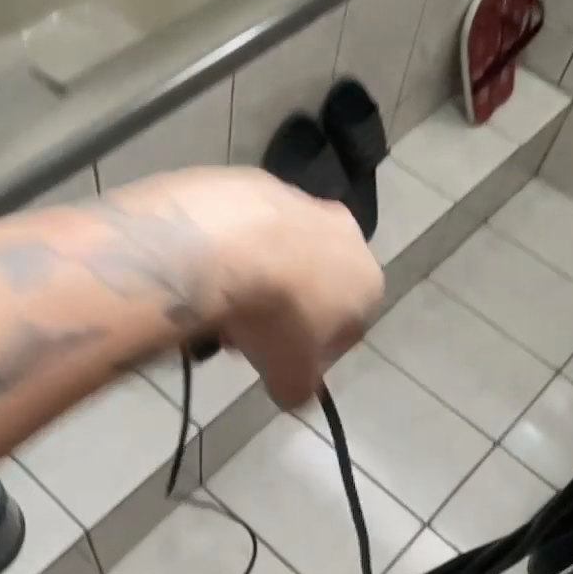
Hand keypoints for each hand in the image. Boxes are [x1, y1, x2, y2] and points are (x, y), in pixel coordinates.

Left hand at [167, 168, 382, 405]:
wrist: (227, 245)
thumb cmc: (276, 318)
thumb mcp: (291, 378)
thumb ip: (299, 389)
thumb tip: (293, 392)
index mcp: (367, 281)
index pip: (349, 330)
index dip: (312, 353)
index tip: (278, 363)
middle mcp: (345, 234)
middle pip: (314, 285)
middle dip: (282, 313)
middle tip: (244, 337)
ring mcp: (300, 200)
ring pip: (280, 253)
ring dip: (256, 280)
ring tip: (218, 306)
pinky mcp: (253, 181)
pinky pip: (243, 227)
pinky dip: (229, 248)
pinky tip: (204, 270)